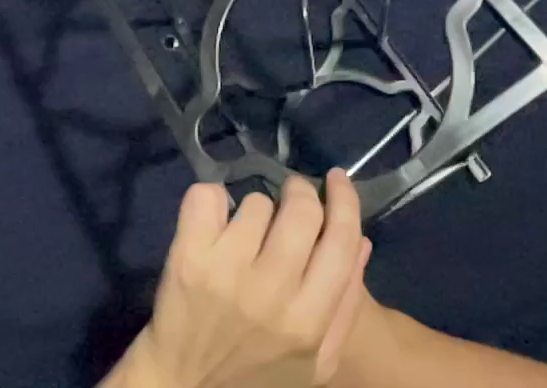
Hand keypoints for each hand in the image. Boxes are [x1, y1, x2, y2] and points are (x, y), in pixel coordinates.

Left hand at [111, 169, 372, 387]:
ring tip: (248, 232)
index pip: (341, 241)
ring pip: (256, 202)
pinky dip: (212, 197)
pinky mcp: (188, 257)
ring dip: (255, 208)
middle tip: (292, 197)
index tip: (337, 179)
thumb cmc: (256, 371)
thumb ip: (343, 304)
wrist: (184, 387)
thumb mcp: (315, 360)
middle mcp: (271, 293)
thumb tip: (362, 240)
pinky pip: (206, 196)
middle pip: (301, 211)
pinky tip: (215, 220)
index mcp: (309, 322)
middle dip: (300, 193)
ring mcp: (225, 272)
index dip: (345, 201)